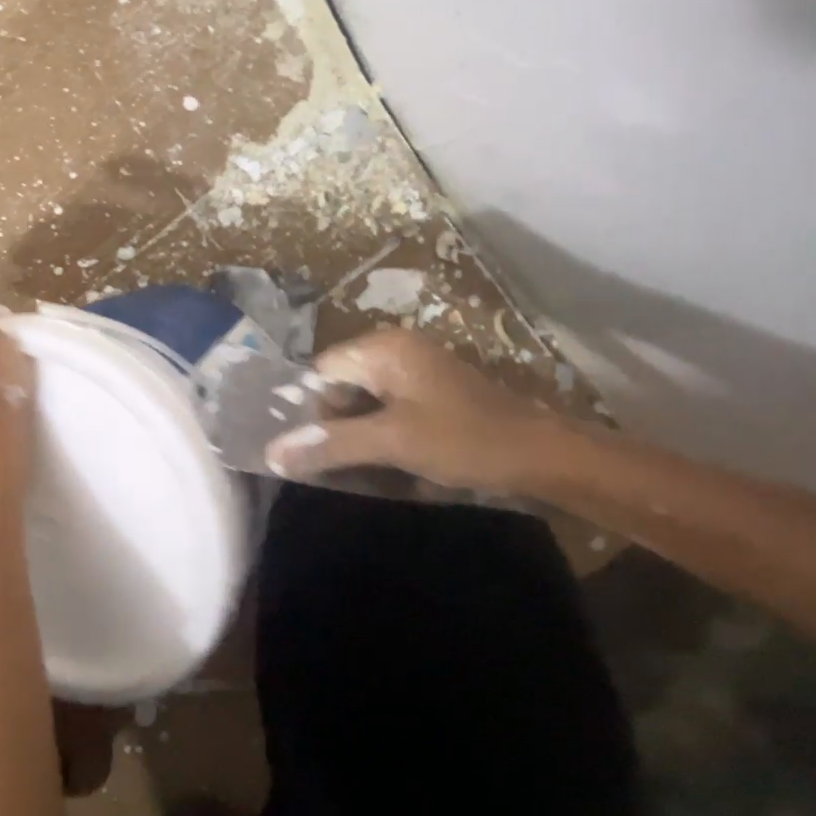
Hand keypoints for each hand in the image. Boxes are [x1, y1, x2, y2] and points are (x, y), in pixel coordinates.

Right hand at [264, 328, 548, 490]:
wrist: (545, 457)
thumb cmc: (464, 440)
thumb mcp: (391, 442)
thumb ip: (330, 445)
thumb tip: (270, 453)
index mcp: (383, 348)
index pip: (319, 372)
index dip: (310, 410)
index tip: (309, 449)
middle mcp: (396, 350)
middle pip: (338, 385)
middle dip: (331, 423)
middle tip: (332, 463)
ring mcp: (416, 372)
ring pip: (362, 401)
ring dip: (355, 433)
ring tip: (356, 467)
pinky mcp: (431, 395)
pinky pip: (386, 409)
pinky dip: (378, 434)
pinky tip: (384, 463)